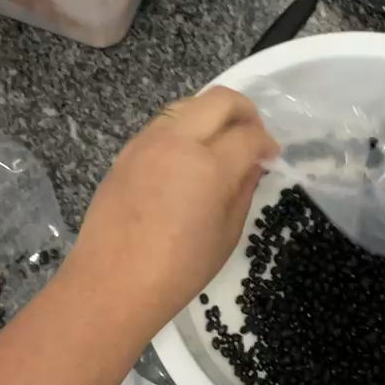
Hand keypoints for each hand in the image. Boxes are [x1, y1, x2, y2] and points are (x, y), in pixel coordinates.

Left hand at [63, 88, 279, 336]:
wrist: (113, 283)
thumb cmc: (177, 271)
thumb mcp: (225, 235)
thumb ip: (242, 191)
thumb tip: (252, 166)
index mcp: (209, 166)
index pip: (249, 135)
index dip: (266, 143)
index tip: (271, 157)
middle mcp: (177, 142)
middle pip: (219, 100)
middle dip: (245, 111)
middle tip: (252, 136)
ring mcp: (146, 143)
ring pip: (187, 105)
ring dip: (211, 114)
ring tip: (220, 142)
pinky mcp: (126, 152)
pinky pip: (162, 124)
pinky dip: (183, 128)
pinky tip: (188, 155)